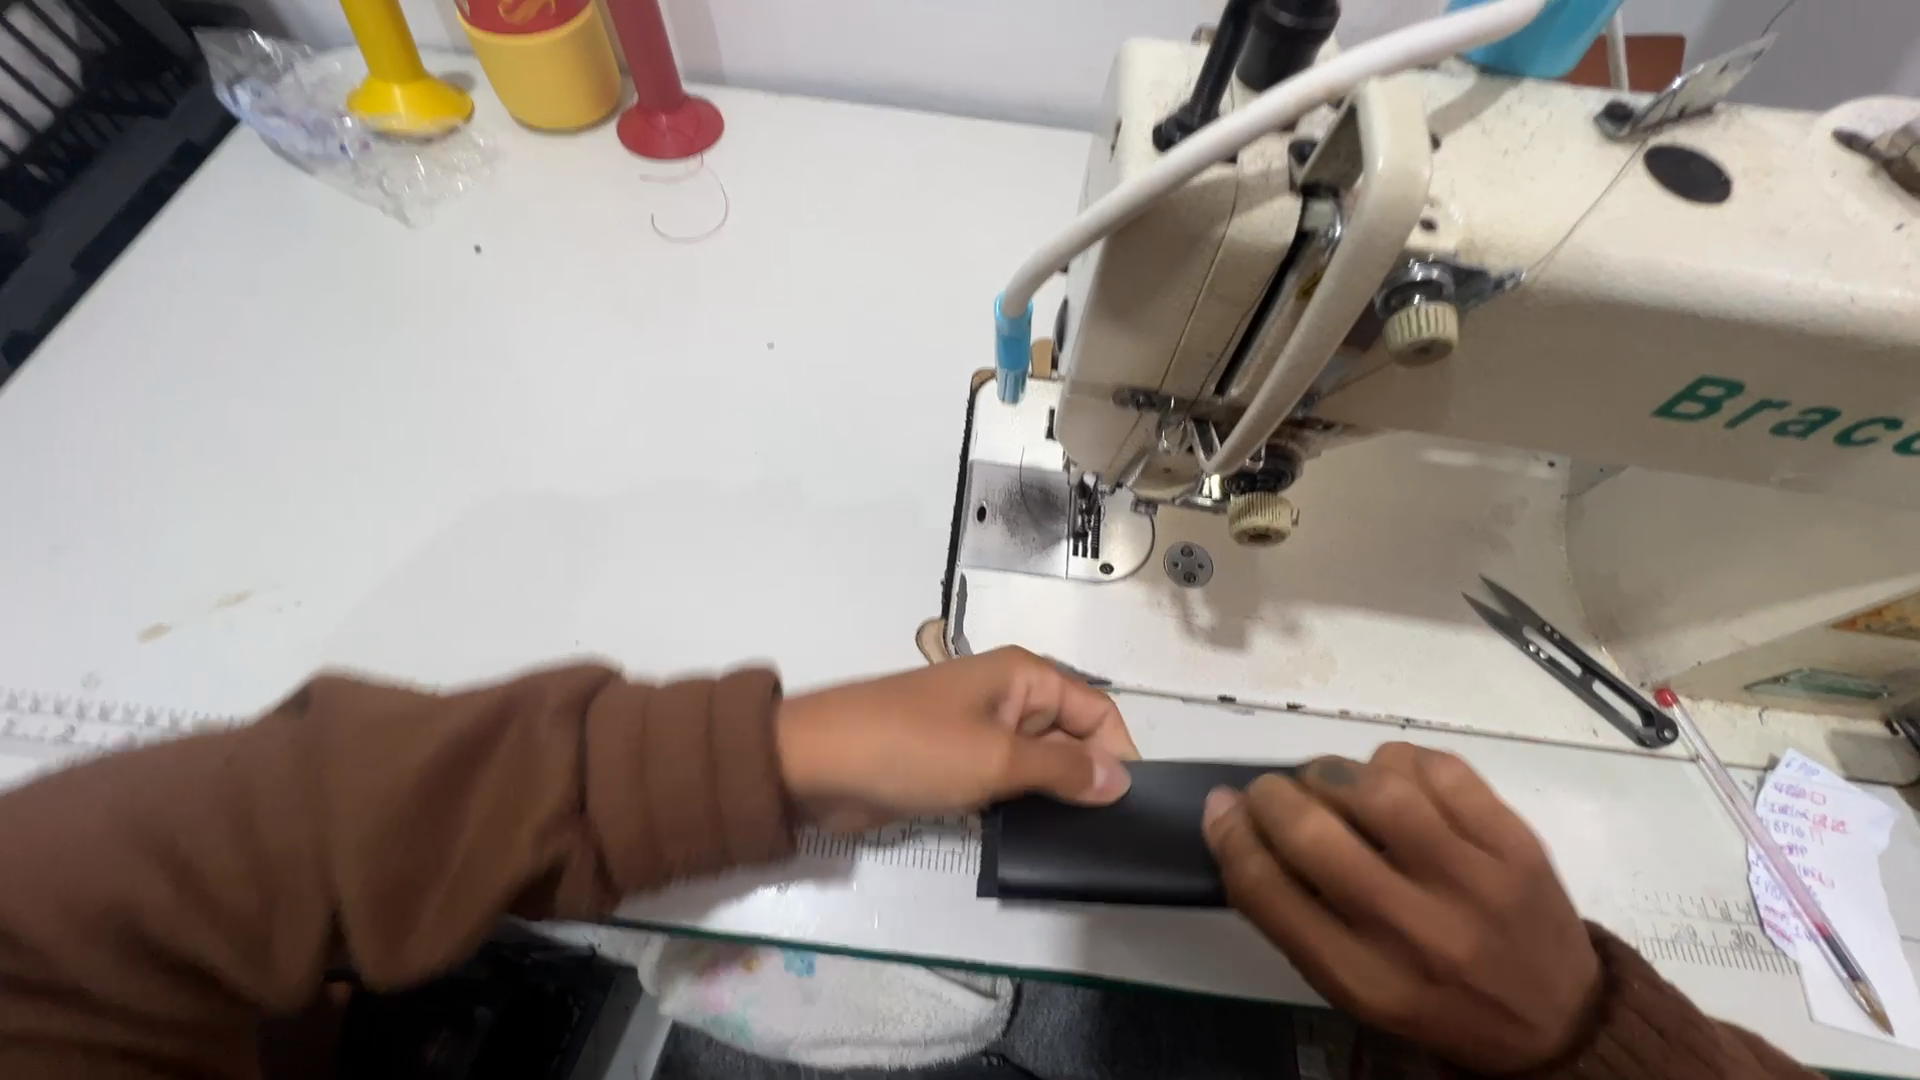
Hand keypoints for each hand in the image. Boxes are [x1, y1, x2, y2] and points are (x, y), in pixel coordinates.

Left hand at [776, 647, 1137, 831]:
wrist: (818, 763)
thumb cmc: (915, 748)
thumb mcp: (998, 759)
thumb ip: (1064, 770)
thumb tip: (1121, 779)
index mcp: (1024, 676)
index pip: (1095, 709)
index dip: (1117, 753)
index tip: (1129, 808)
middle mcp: (1009, 697)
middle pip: (1070, 736)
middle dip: (1087, 778)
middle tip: (1106, 837)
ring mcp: (980, 732)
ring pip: (1039, 763)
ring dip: (1053, 796)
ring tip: (1077, 844)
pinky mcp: (957, 764)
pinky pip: (1006, 782)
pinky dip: (1020, 805)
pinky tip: (1034, 840)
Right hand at [1202, 744, 1600, 1073]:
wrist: (1559, 1022)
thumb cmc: (1425, 994)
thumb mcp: (1344, 978)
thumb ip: (1281, 901)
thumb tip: (1225, 810)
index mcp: (1367, 980)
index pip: (1266, 890)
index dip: (1229, 834)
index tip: (1222, 808)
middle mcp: (1420, 933)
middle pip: (1312, 833)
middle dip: (1271, 796)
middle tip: (1272, 795)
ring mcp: (1477, 882)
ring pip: (1372, 786)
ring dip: (1331, 774)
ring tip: (1334, 789)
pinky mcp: (1516, 841)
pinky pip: (1432, 765)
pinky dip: (1393, 761)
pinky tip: (1395, 786)